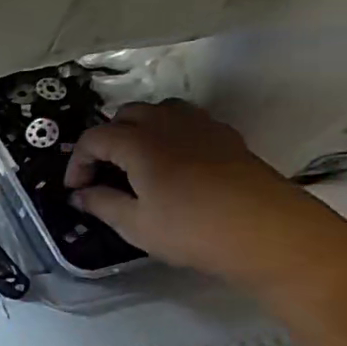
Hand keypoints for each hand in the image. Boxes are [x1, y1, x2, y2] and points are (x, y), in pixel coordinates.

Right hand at [65, 101, 346, 293]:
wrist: (271, 233)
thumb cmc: (194, 230)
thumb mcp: (137, 226)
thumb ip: (101, 204)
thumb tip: (79, 195)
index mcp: (139, 141)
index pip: (94, 138)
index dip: (78, 162)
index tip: (76, 190)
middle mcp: (167, 122)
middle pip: (125, 115)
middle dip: (106, 140)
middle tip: (103, 174)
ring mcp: (201, 125)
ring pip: (158, 111)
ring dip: (139, 130)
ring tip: (137, 163)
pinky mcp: (227, 136)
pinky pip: (187, 122)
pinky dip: (169, 134)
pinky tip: (176, 164)